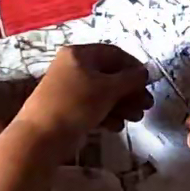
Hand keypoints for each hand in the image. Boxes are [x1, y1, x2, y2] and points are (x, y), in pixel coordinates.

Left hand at [19, 44, 151, 142]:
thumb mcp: (107, 89)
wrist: (41, 137)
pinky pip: (93, 107)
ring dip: (122, 105)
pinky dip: (107, 115)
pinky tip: (117, 126)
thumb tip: (144, 72)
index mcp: (79, 55)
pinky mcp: (69, 110)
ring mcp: (70, 90)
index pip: (113, 53)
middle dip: (130, 90)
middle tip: (146, 105)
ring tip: (135, 118)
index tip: (148, 82)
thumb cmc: (76, 104)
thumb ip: (130, 79)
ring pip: (103, 93)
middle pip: (109, 75)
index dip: (133, 66)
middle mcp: (73, 68)